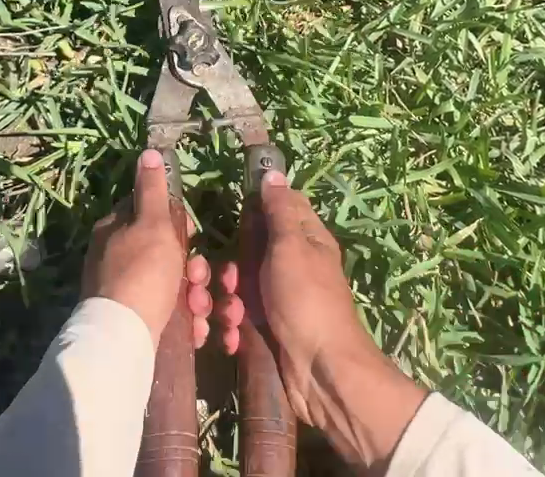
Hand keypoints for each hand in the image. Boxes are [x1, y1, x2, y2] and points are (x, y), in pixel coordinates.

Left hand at [81, 149, 218, 347]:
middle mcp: (115, 258)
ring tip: (200, 310)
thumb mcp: (153, 223)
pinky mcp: (135, 322)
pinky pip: (167, 313)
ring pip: (171, 285)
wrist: (124, 339)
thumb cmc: (142, 272)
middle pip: (165, 253)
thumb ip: (153, 189)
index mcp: (114, 230)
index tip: (193, 236)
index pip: (149, 214)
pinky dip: (185, 320)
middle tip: (199, 280)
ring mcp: (124, 292)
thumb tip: (148, 152)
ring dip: (195, 296)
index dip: (177, 223)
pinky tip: (196, 329)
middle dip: (192, 268)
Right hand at [219, 171, 427, 472]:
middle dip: (231, 265)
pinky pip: (242, 314)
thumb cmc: (306, 299)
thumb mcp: (291, 246)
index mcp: (307, 238)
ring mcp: (280, 296)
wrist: (320, 372)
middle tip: (225, 280)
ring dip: (228, 299)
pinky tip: (235, 335)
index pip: (281, 206)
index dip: (257, 207)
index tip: (235, 213)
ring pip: (241, 284)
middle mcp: (293, 263)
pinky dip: (235, 324)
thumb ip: (279, 211)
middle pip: (251, 249)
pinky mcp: (269, 325)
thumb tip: (273, 173)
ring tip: (230, 314)